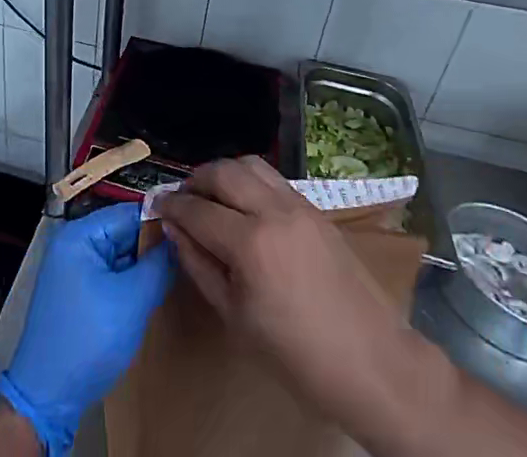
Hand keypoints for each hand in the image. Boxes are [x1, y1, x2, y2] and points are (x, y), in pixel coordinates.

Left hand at [0, 203, 173, 455]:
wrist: (48, 395)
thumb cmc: (88, 341)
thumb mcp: (132, 300)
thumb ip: (158, 265)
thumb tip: (178, 240)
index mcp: (78, 236)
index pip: (127, 212)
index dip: (160, 221)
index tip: (192, 231)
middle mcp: (73, 245)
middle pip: (123, 232)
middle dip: (153, 247)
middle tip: (189, 257)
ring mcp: (73, 270)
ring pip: (120, 256)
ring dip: (143, 267)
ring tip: (176, 274)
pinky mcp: (78, 293)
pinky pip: (111, 275)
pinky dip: (131, 283)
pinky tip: (152, 293)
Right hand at [157, 158, 417, 429]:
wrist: (370, 361)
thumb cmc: (294, 354)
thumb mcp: (234, 316)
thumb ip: (199, 264)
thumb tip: (175, 229)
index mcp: (250, 244)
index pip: (197, 209)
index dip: (171, 205)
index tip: (156, 206)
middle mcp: (274, 211)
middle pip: (223, 171)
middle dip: (195, 180)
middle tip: (182, 199)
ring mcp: (300, 206)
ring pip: (250, 164)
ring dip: (223, 173)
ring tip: (211, 196)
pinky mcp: (317, 210)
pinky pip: (274, 179)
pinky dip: (250, 180)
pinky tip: (244, 205)